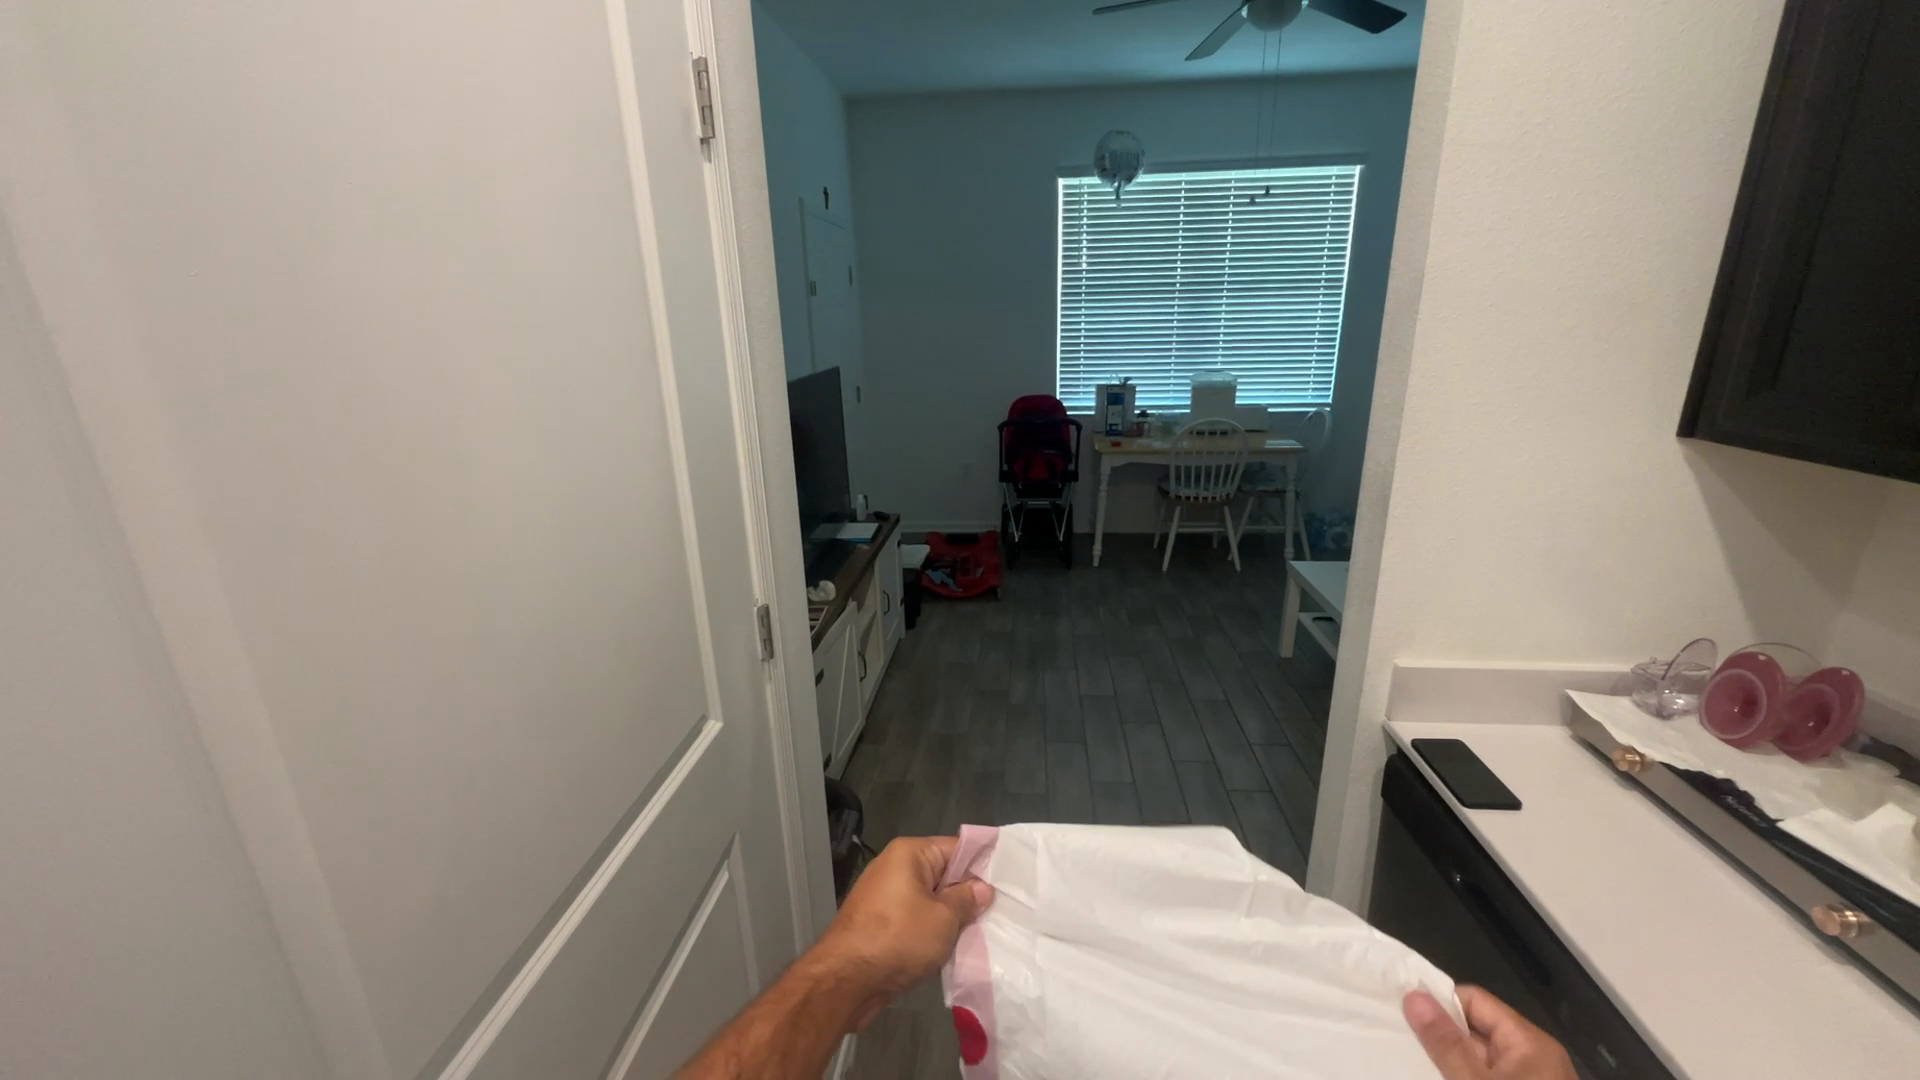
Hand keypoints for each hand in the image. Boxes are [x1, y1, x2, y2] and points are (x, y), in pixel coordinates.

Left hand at [805, 836, 993, 1028]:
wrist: (845, 980)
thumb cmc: (898, 938)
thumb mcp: (943, 919)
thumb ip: (967, 900)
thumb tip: (983, 888)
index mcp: (909, 853)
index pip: (956, 848)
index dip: (981, 865)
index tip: (1006, 883)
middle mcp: (894, 867)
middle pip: (942, 874)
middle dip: (966, 895)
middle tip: (996, 913)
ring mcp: (884, 896)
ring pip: (929, 900)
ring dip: (949, 918)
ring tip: (978, 933)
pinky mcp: (878, 923)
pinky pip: (914, 919)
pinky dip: (930, 932)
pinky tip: (949, 949)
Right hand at [1404, 986, 1577, 1079]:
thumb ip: (1445, 1042)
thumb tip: (1413, 995)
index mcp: (1529, 1042)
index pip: (1473, 1000)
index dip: (1439, 1003)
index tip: (1405, 1014)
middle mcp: (1535, 1057)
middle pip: (1477, 1028)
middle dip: (1442, 1036)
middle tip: (1402, 1040)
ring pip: (1481, 1058)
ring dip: (1451, 1061)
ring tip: (1415, 1063)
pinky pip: (1490, 1079)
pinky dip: (1465, 1079)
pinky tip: (1439, 1079)